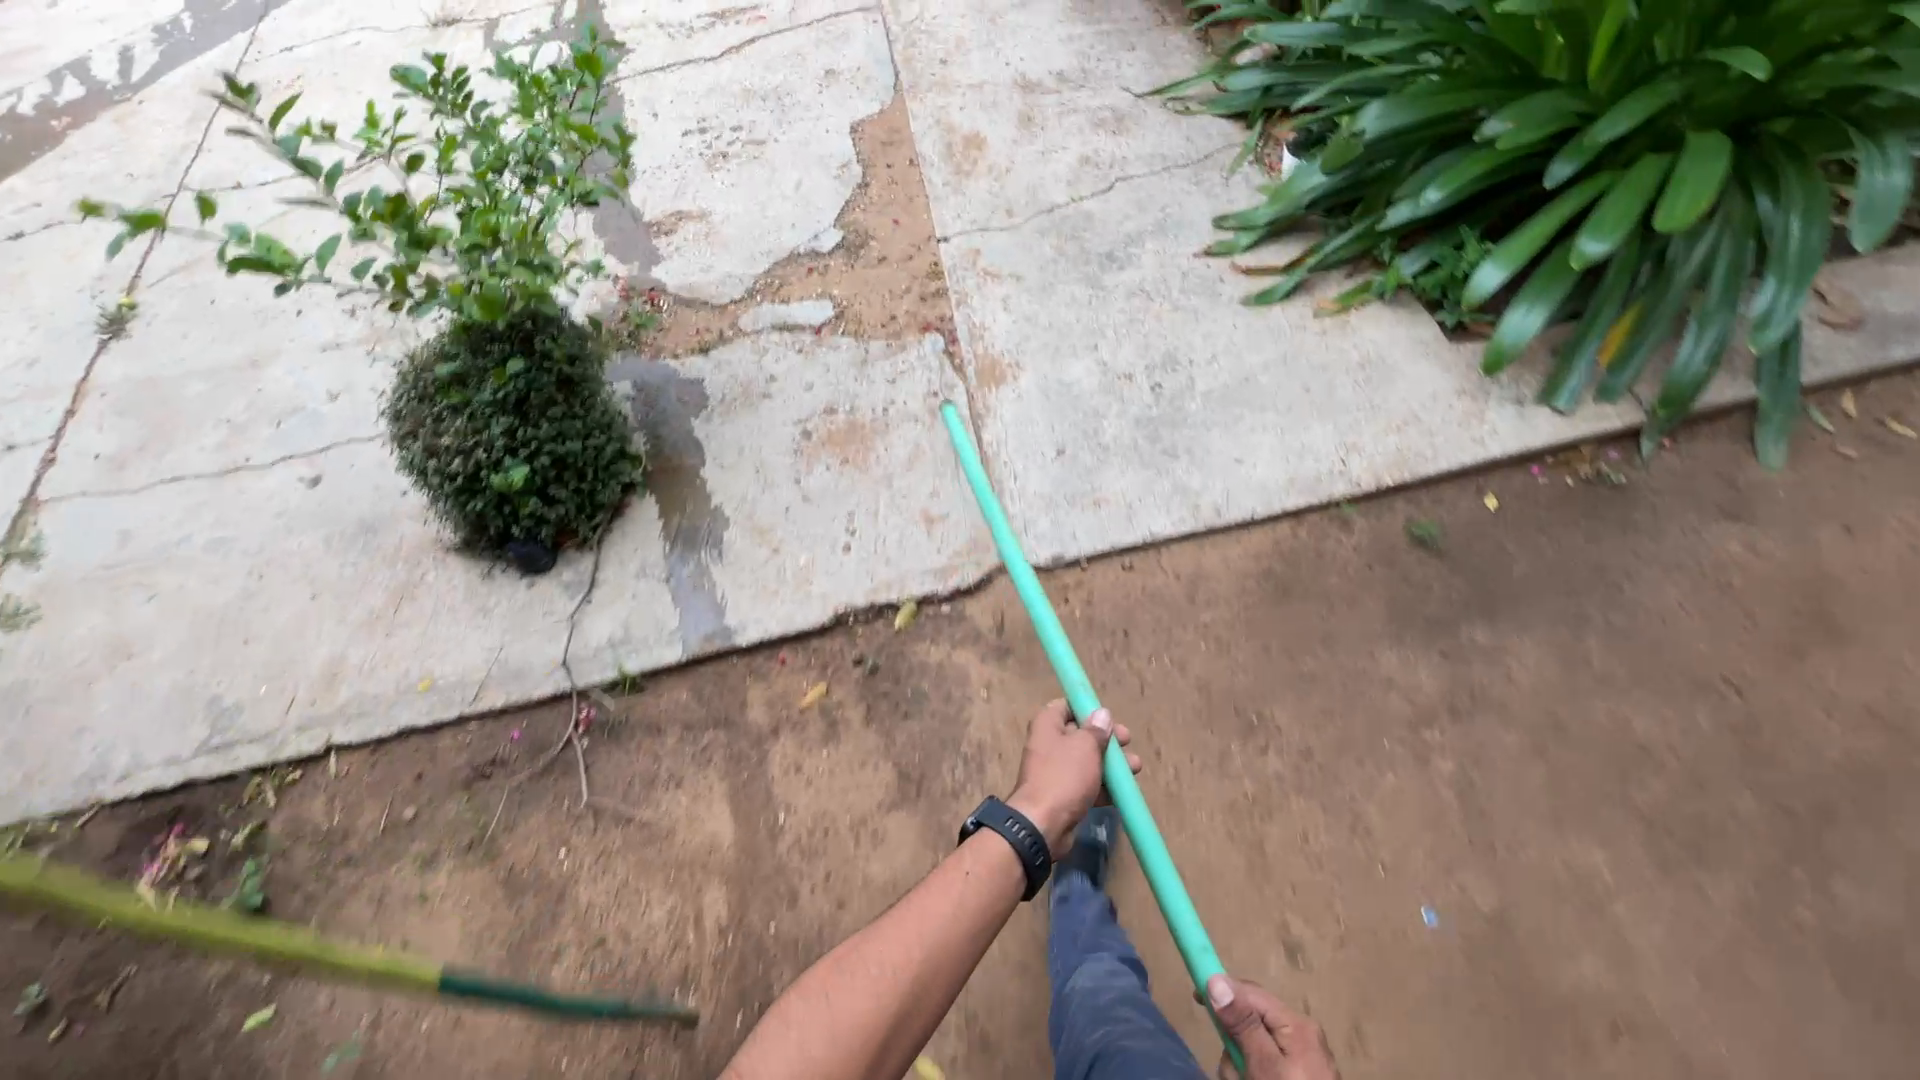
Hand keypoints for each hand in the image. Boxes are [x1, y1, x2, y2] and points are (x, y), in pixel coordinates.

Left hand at [1006, 699, 1138, 857]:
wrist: (1043, 825)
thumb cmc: (1064, 776)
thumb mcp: (1085, 747)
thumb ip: (1095, 730)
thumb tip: (1102, 714)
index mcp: (1047, 726)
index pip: (1065, 707)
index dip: (1086, 708)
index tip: (1107, 715)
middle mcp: (1049, 746)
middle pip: (1081, 735)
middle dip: (1106, 739)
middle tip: (1127, 741)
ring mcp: (1055, 773)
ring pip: (1087, 762)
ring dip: (1111, 764)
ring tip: (1135, 768)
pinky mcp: (1063, 796)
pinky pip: (1086, 786)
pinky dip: (1103, 787)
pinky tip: (1123, 791)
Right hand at [1206, 975, 1338, 1079]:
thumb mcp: (1265, 1066)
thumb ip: (1243, 1024)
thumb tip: (1216, 979)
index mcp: (1295, 1024)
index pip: (1250, 992)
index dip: (1222, 990)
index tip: (1195, 997)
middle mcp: (1297, 1035)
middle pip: (1247, 1023)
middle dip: (1232, 1046)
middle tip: (1236, 1074)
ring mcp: (1296, 1058)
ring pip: (1248, 1049)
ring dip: (1238, 1069)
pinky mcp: (1291, 1076)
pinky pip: (1259, 1066)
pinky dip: (1249, 1077)